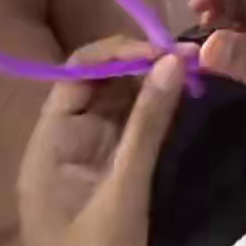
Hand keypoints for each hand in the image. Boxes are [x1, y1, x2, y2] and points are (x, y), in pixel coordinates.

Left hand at [17, 39, 192, 245]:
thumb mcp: (123, 195)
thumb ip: (147, 124)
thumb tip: (174, 57)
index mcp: (51, 145)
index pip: (79, 73)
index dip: (119, 52)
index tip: (163, 50)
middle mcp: (69, 140)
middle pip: (104, 80)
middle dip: (144, 61)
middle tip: (191, 55)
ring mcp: (94, 155)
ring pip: (123, 97)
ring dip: (156, 79)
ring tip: (194, 67)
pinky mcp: (116, 170)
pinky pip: (137, 122)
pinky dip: (160, 104)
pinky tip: (185, 94)